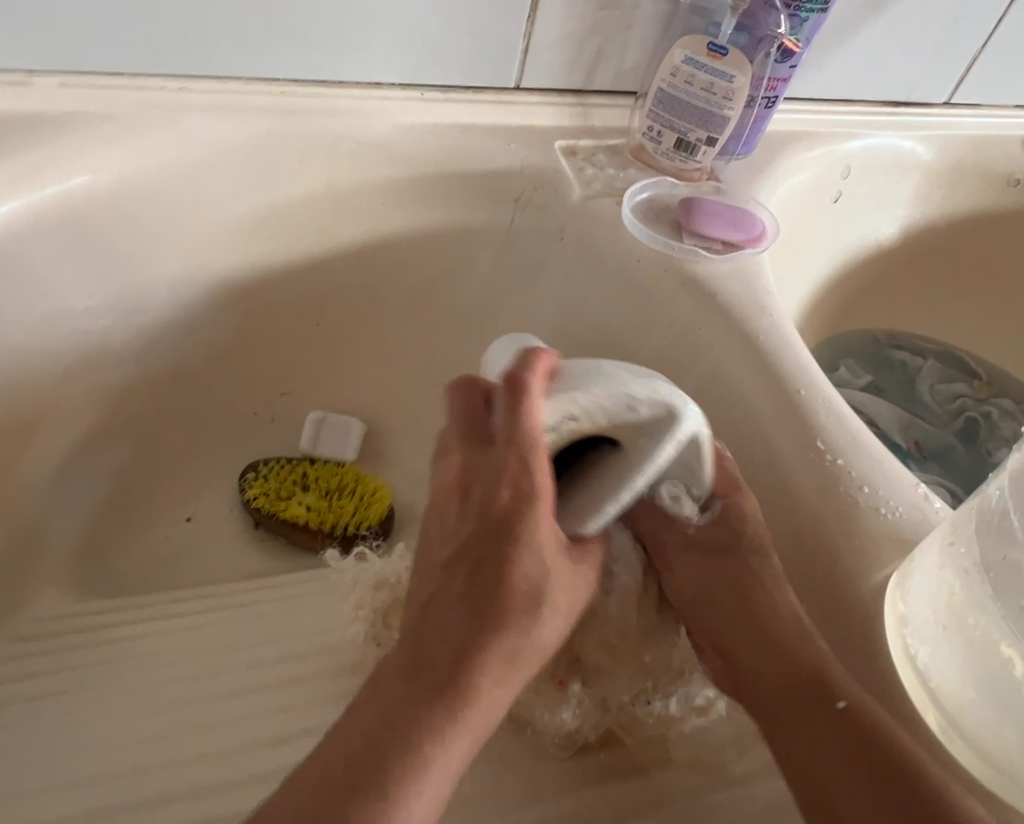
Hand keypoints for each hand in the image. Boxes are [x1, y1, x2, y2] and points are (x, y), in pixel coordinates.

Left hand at [392, 347, 608, 717]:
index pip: (517, 390)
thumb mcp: (580, 575)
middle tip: (528, 410)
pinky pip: (447, 456)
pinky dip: (469, 452)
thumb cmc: (522, 619)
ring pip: (452, 422)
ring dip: (480, 419)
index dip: (534, 362)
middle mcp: (470, 466)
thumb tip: (593, 511)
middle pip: (465, 389)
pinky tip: (493, 490)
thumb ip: (589, 530)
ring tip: (514, 450)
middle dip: (495, 385)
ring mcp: (442, 485)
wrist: (449, 661)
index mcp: (515, 474)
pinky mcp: (429, 508)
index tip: (552, 362)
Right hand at [621, 444, 829, 710]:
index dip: (664, 430)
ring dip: (640, 506)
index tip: (622, 423)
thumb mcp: (679, 549)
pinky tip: (610, 533)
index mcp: (730, 494)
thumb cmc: (729, 597)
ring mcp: (711, 542)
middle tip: (597, 456)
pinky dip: (643, 537)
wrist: (762, 665)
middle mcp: (722, 511)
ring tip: (596, 488)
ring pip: (669, 512)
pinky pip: (666, 542)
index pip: (697, 444)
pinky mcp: (699, 570)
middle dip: (643, 469)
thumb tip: (606, 481)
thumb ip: (643, 513)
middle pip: (679, 477)